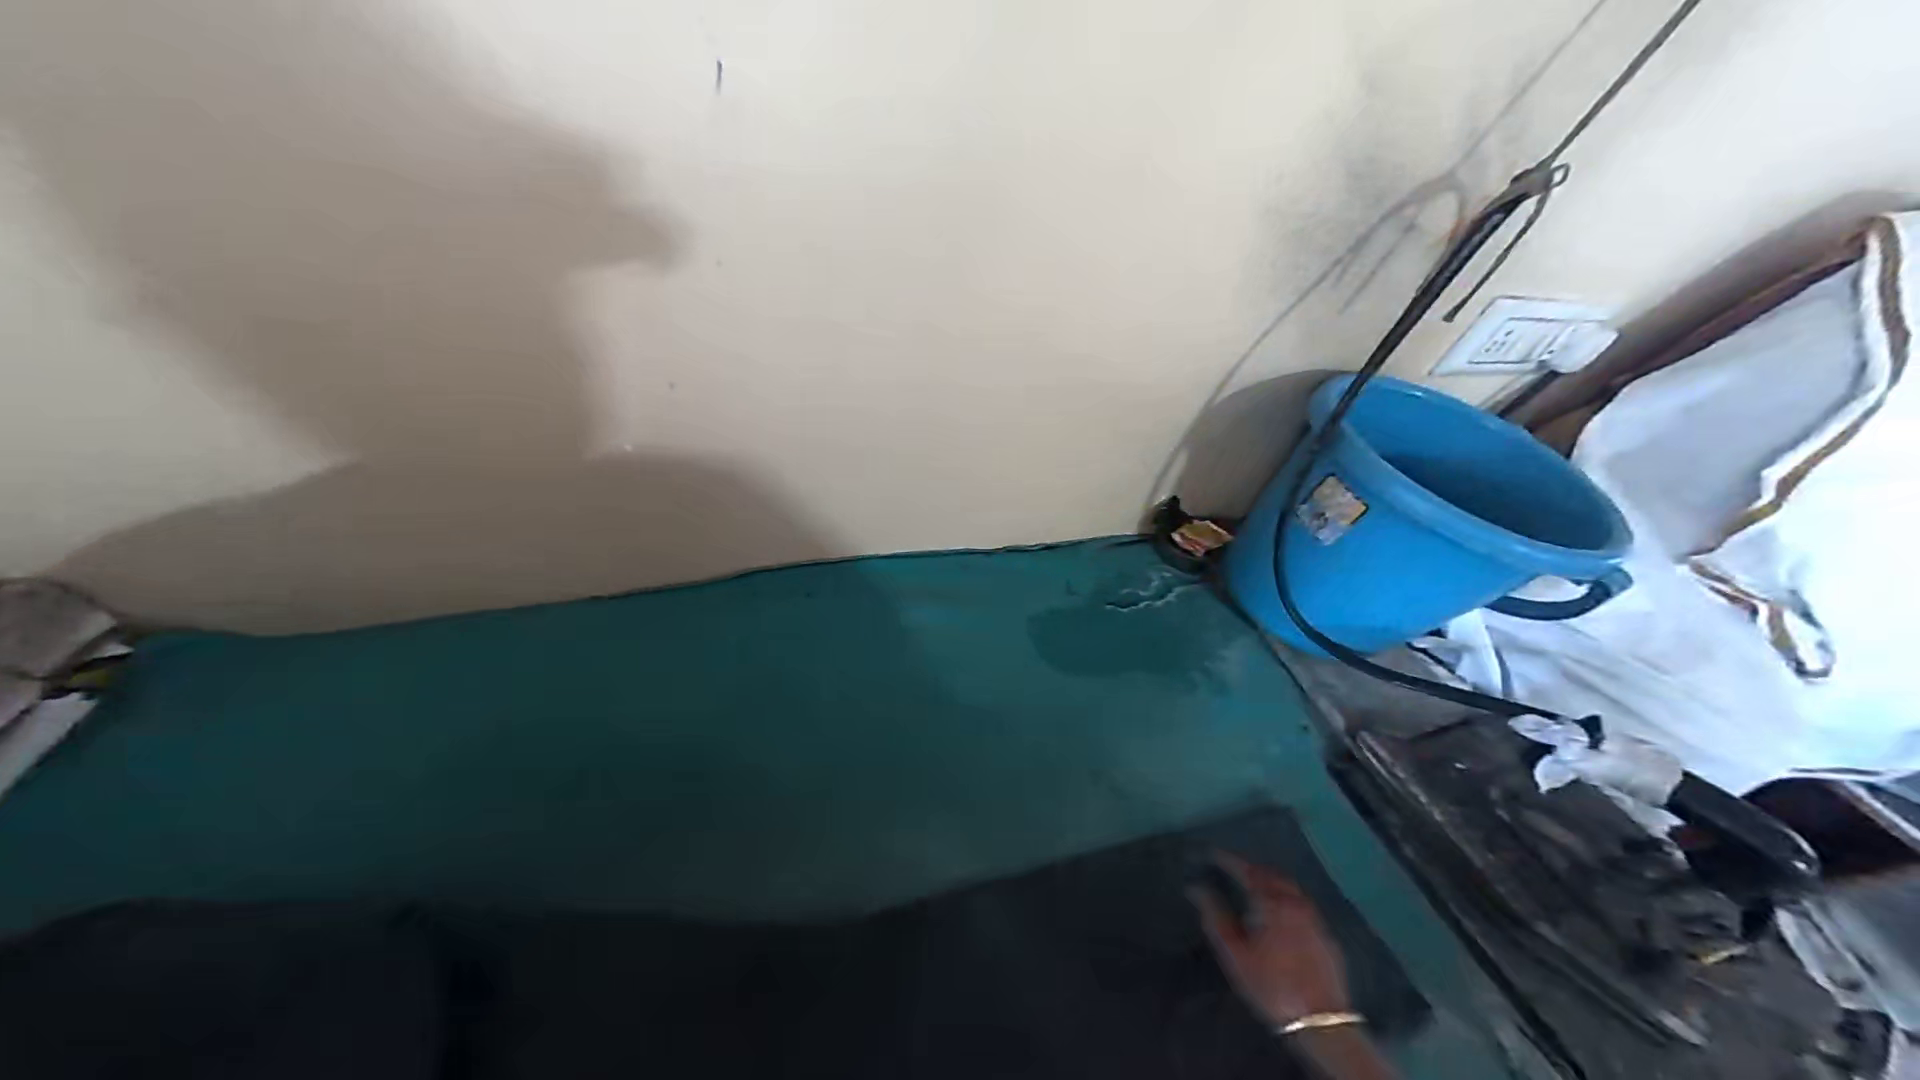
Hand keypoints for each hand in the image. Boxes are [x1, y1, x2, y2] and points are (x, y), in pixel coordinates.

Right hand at [1189, 852, 1350, 1027]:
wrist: (1320, 1023)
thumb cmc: (1270, 985)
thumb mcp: (1234, 953)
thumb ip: (1214, 917)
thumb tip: (1195, 889)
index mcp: (1271, 903)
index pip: (1247, 870)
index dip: (1229, 860)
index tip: (1213, 853)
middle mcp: (1296, 904)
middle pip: (1272, 875)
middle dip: (1252, 868)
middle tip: (1234, 868)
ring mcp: (1315, 920)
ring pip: (1291, 889)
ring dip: (1271, 881)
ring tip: (1255, 886)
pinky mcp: (1327, 937)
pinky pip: (1304, 906)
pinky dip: (1288, 899)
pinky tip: (1282, 912)